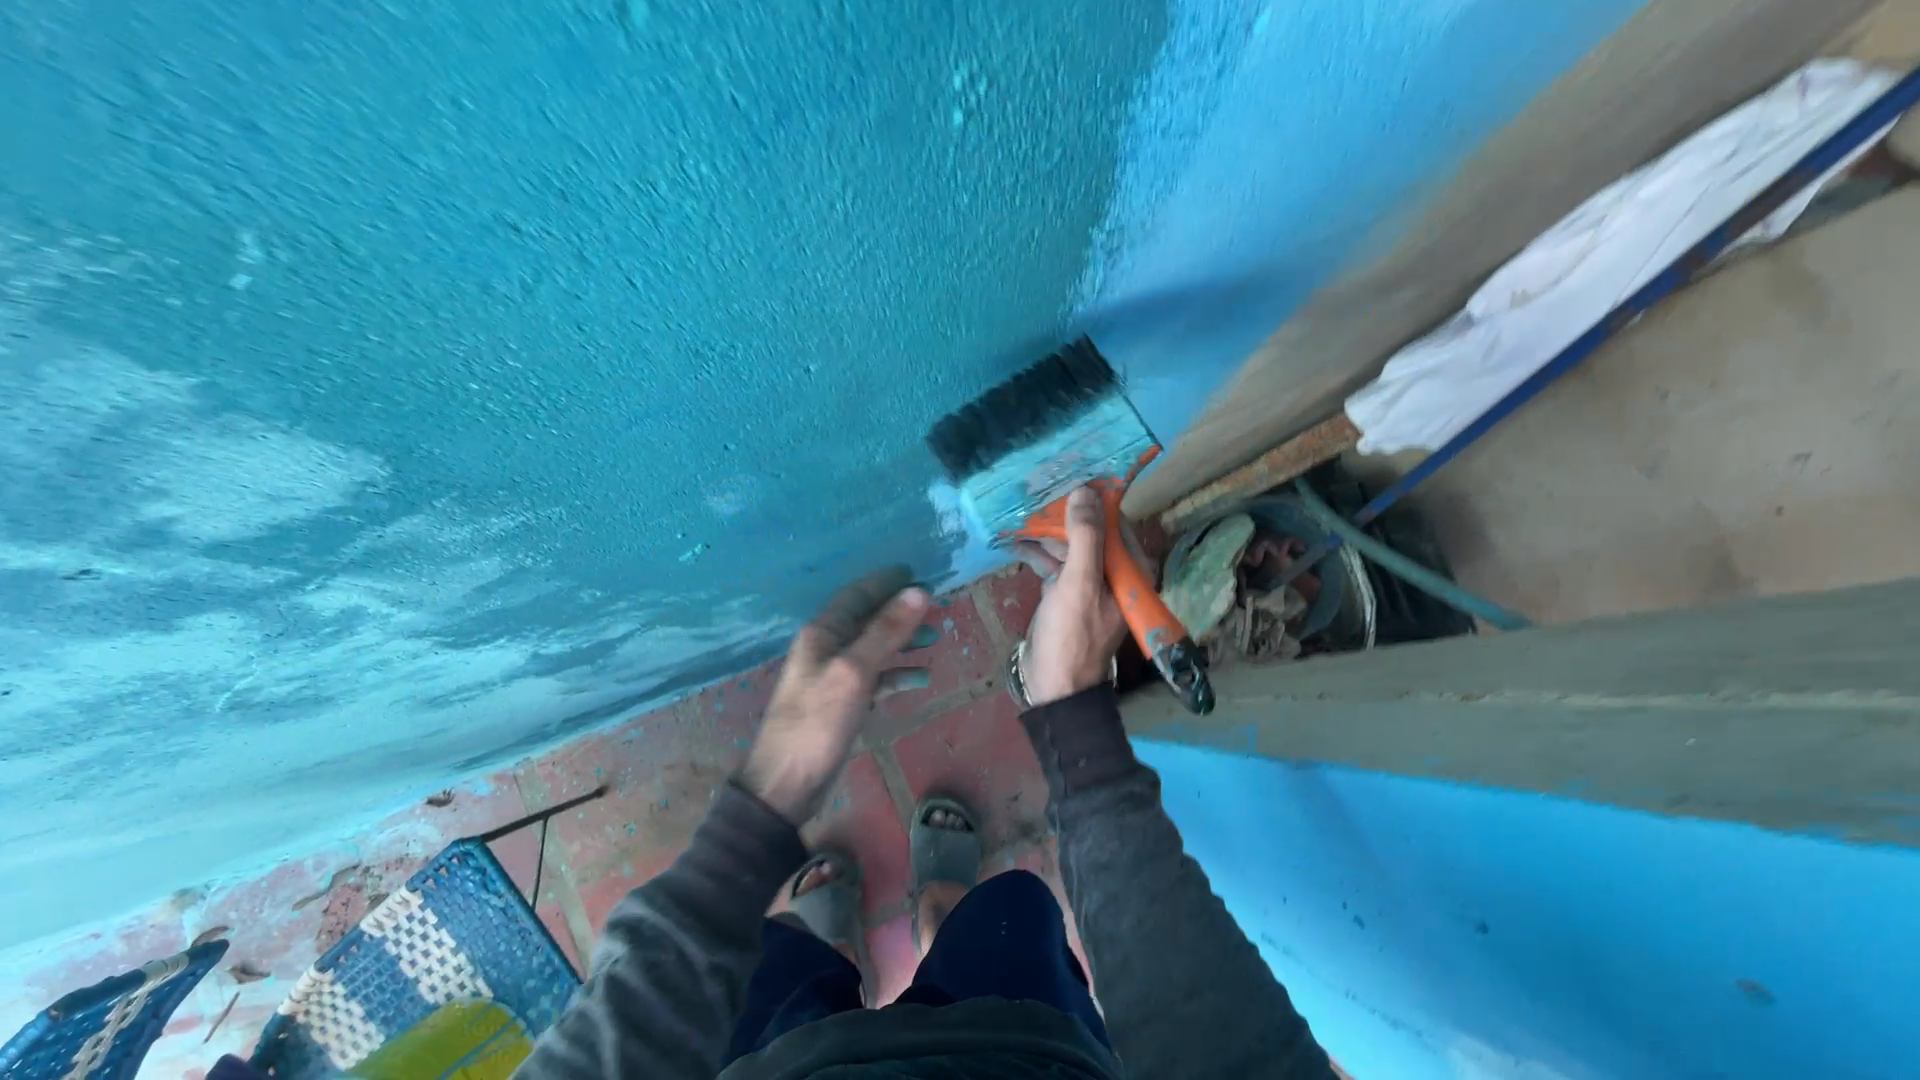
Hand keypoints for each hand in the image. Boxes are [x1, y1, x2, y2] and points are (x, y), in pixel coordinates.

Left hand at [741, 566, 931, 824]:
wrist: (787, 782)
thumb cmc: (818, 722)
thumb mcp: (854, 671)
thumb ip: (886, 630)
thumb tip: (918, 590)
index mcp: (823, 633)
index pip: (858, 594)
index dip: (887, 582)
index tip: (919, 573)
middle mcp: (827, 648)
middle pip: (868, 618)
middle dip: (901, 610)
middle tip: (937, 605)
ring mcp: (834, 677)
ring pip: (874, 647)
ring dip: (903, 640)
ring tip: (936, 636)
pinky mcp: (843, 703)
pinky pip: (875, 678)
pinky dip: (898, 674)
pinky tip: (921, 678)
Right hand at [1012, 487, 1127, 705]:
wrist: (1053, 688)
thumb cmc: (1071, 635)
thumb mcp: (1078, 583)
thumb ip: (1084, 537)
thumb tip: (1084, 491)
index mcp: (1130, 570)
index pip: (1114, 522)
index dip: (1090, 500)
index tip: (1064, 475)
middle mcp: (1113, 573)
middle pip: (1089, 531)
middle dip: (1062, 514)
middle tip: (1031, 490)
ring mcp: (1088, 584)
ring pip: (1068, 546)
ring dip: (1044, 531)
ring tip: (1015, 511)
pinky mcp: (1065, 594)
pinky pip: (1054, 564)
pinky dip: (1036, 552)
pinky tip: (1012, 539)